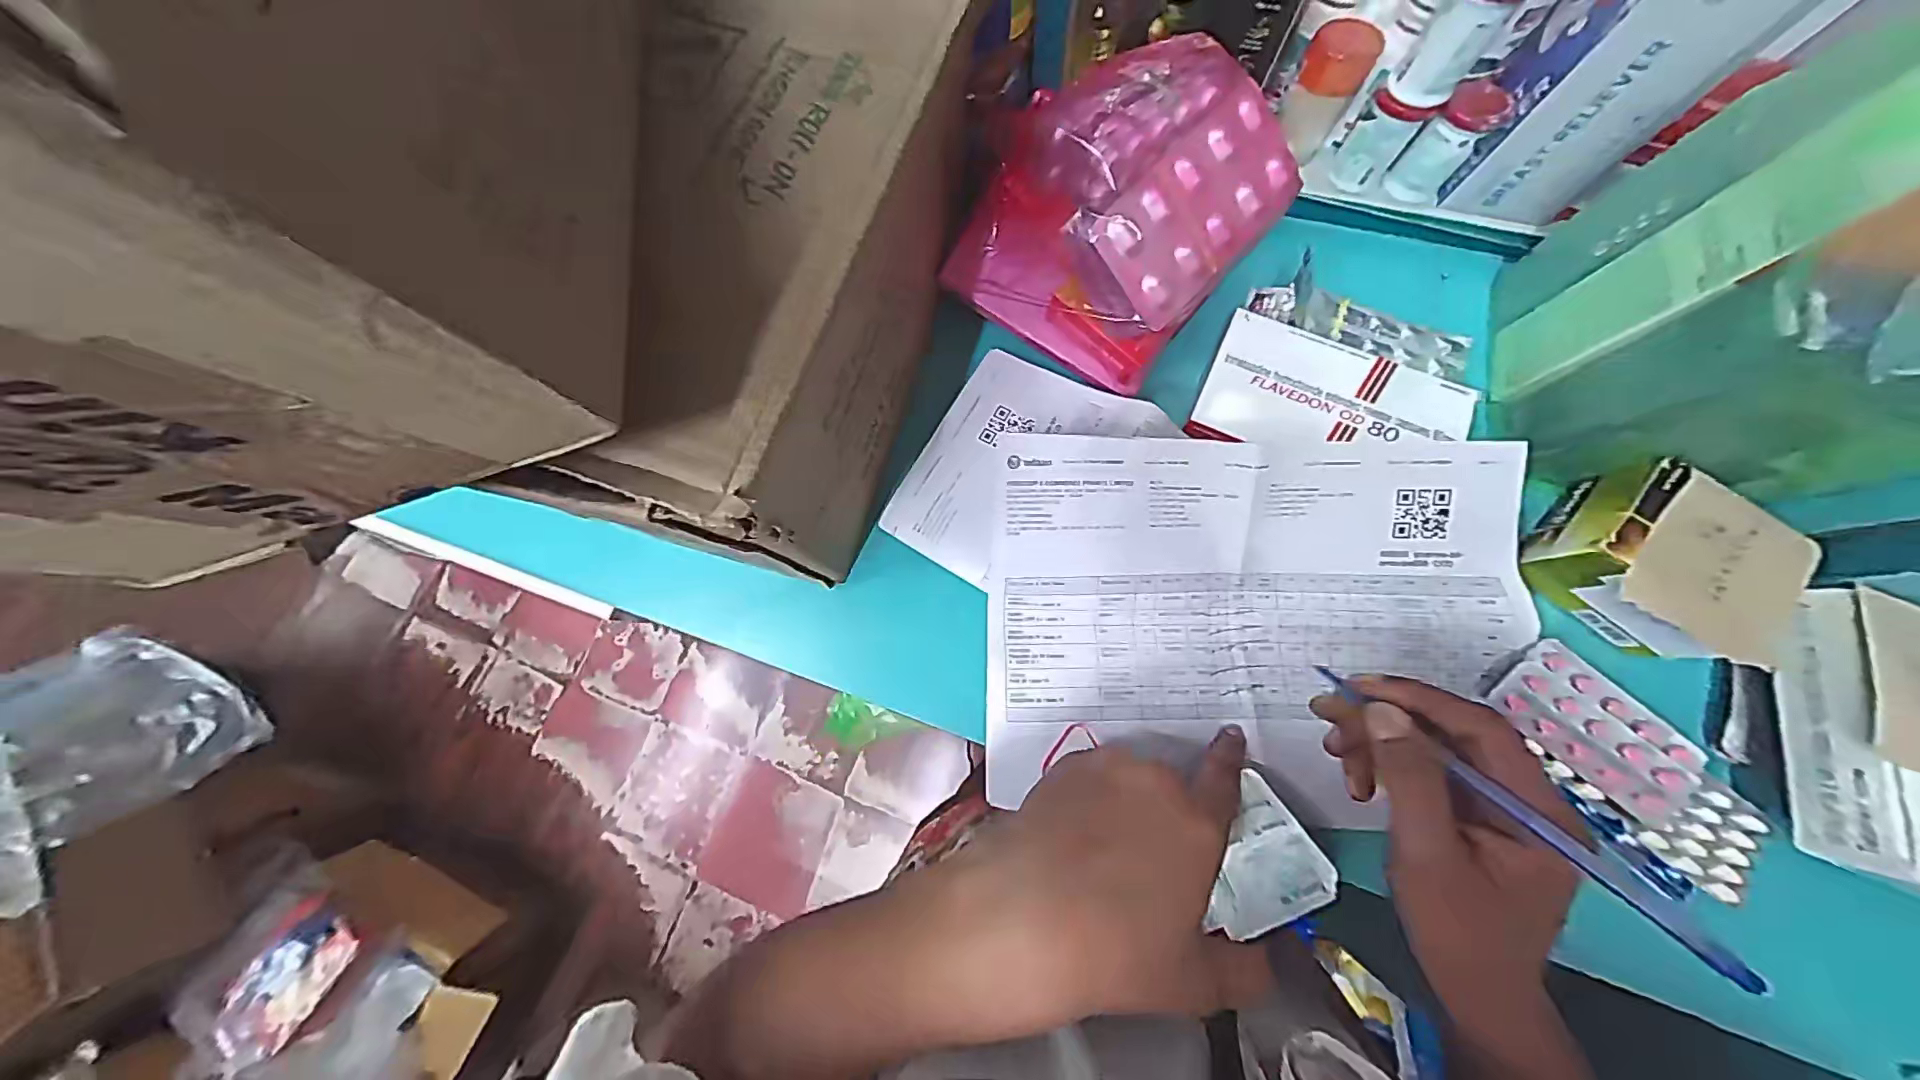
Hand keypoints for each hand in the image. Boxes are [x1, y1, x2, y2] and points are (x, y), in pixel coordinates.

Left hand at [943, 726, 1272, 1025]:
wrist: (1026, 914)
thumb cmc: (1116, 950)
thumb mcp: (1194, 981)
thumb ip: (1243, 970)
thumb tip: (1262, 964)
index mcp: (1198, 824)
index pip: (1225, 778)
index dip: (1229, 757)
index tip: (1230, 738)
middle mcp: (1155, 783)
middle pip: (1170, 783)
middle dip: (1165, 807)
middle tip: (1145, 848)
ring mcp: (1106, 769)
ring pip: (1128, 776)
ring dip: (1125, 797)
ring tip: (1103, 843)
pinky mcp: (1063, 768)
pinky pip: (1090, 775)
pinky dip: (1089, 794)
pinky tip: (1073, 831)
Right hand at [1309, 676, 1583, 1020]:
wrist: (1475, 993)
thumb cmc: (1457, 933)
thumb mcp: (1426, 852)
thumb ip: (1409, 778)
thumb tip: (1383, 712)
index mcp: (1537, 811)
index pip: (1480, 729)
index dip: (1418, 699)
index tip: (1361, 688)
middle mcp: (1526, 800)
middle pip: (1452, 735)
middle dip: (1386, 721)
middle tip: (1331, 714)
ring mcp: (1500, 808)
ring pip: (1434, 749)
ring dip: (1380, 744)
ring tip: (1337, 754)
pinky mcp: (1474, 816)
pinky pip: (1427, 772)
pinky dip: (1387, 767)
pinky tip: (1360, 781)